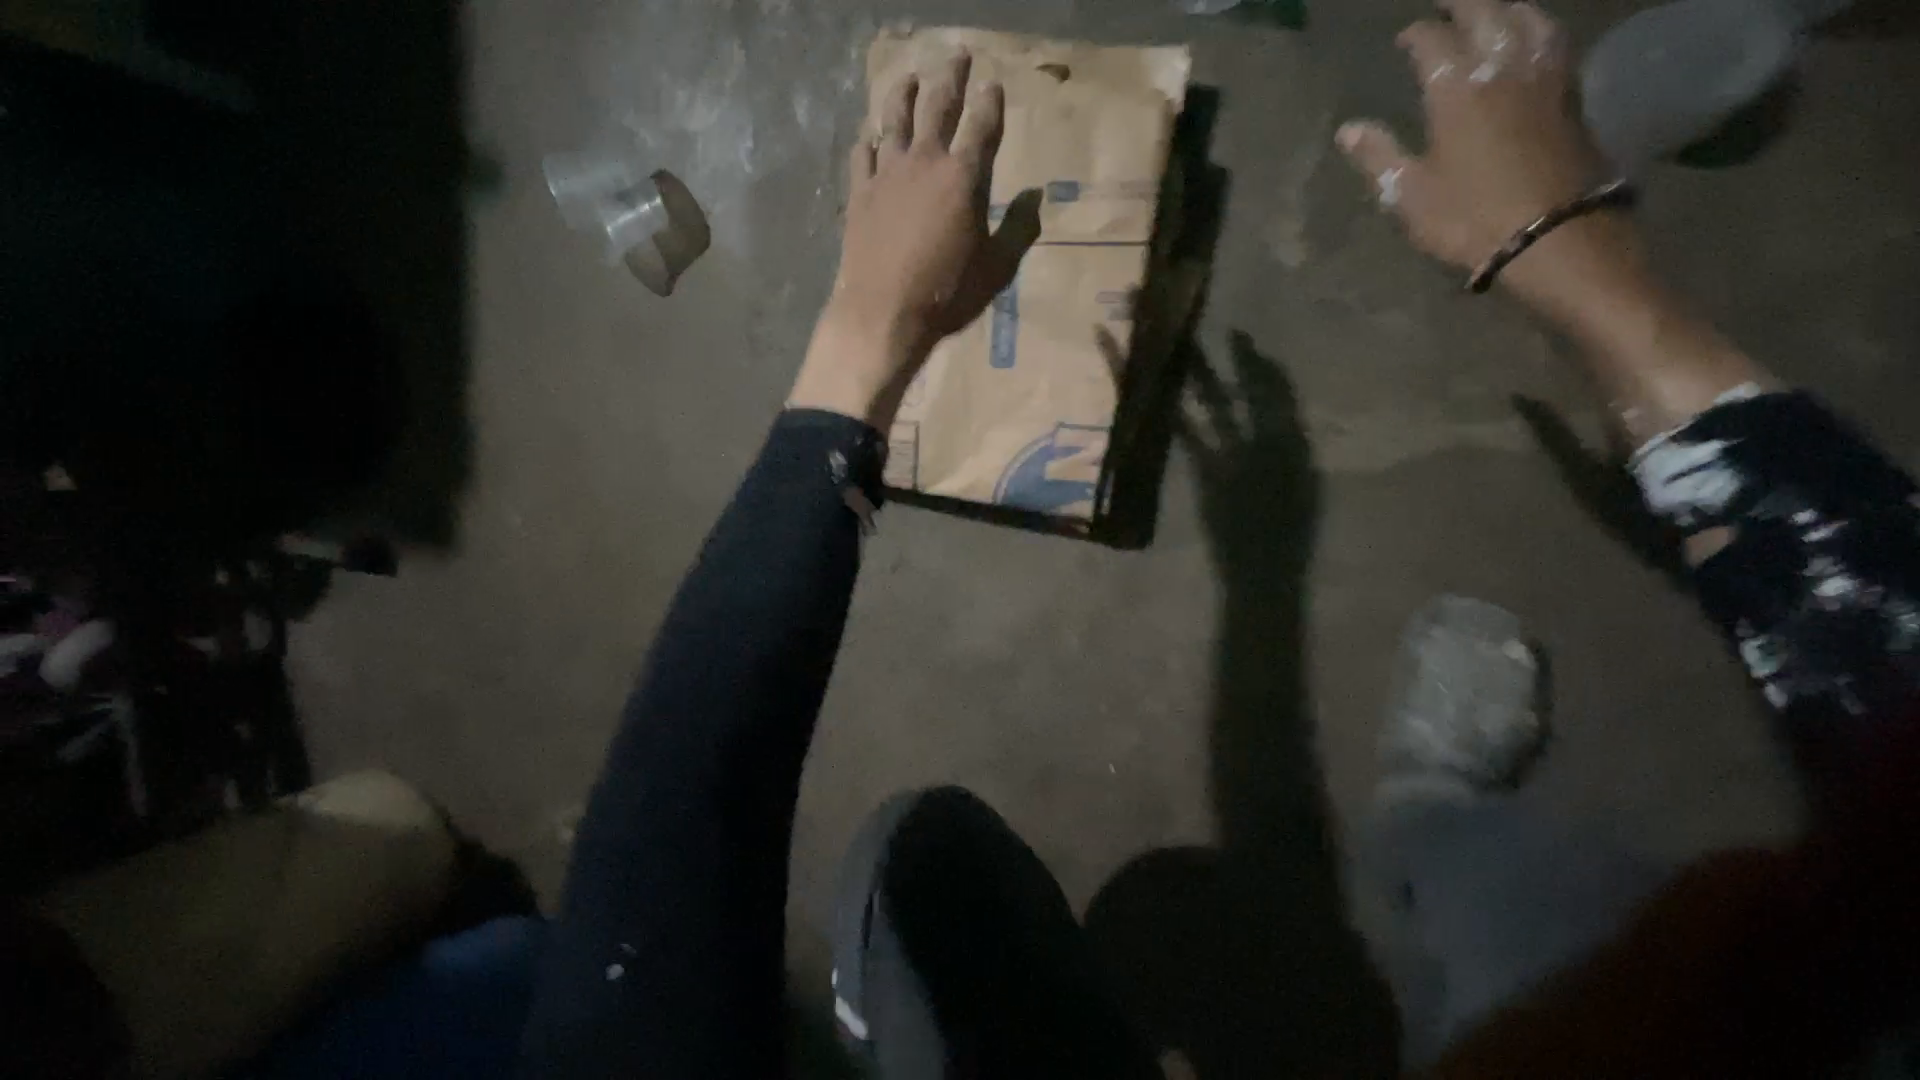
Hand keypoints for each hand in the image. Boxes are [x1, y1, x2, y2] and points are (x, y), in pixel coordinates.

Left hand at [789, 52, 1036, 428]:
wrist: (883, 313)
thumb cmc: (947, 294)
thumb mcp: (996, 269)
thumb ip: (1018, 230)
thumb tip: (1035, 198)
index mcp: (964, 178)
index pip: (983, 127)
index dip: (991, 103)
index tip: (994, 85)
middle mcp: (925, 163)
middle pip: (939, 106)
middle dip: (951, 78)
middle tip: (958, 57)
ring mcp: (887, 175)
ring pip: (895, 120)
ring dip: (904, 95)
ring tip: (910, 78)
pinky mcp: (860, 194)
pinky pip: (863, 155)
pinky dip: (868, 141)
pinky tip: (869, 137)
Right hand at [1335, 0, 1635, 306]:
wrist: (1552, 234)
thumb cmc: (1470, 218)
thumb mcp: (1411, 195)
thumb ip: (1379, 156)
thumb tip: (1348, 129)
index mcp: (1456, 92)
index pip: (1433, 43)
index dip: (1417, 34)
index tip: (1404, 36)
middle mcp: (1502, 70)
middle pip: (1485, 14)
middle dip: (1462, 2)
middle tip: (1445, 1)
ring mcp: (1543, 77)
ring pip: (1527, 18)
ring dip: (1505, 7)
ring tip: (1492, 8)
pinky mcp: (1571, 94)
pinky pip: (1552, 41)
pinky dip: (1536, 27)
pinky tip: (1532, 34)